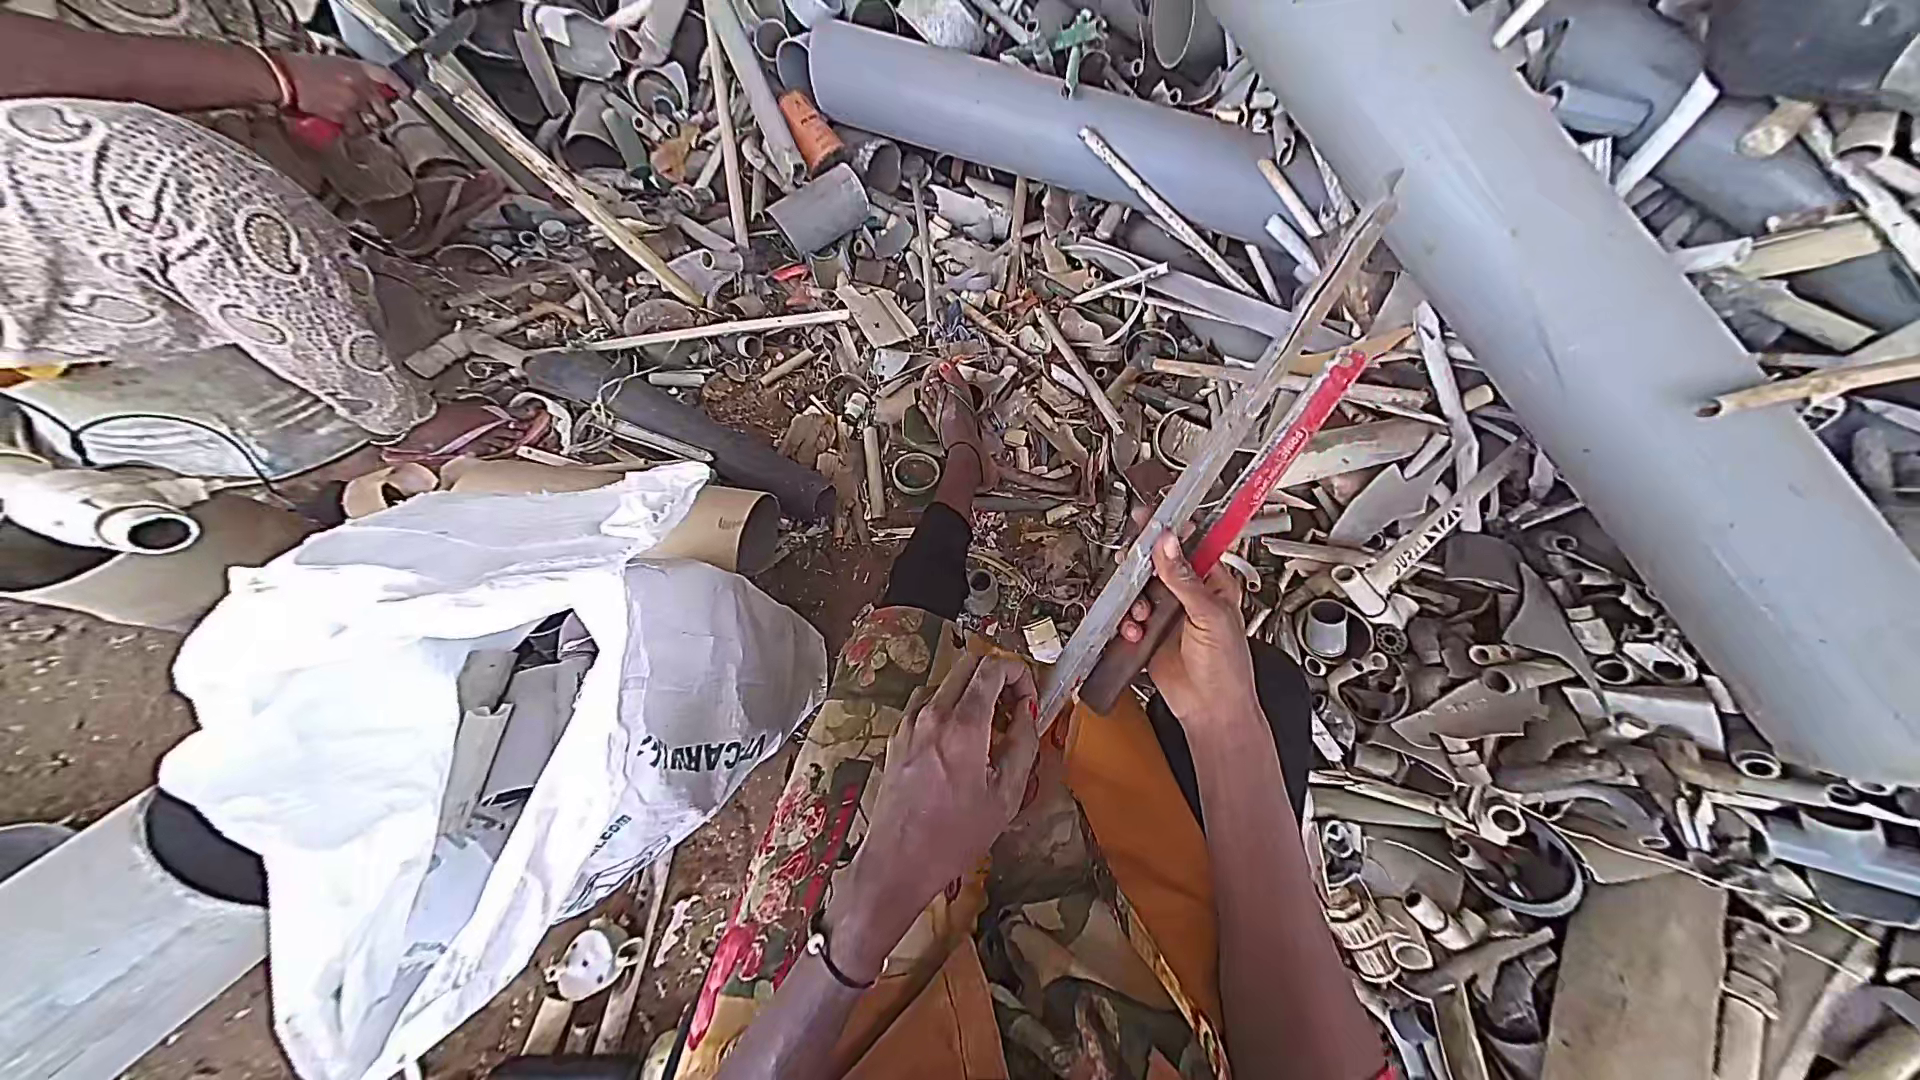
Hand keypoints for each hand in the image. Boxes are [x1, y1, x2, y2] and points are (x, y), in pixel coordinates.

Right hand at [277, 52, 402, 134]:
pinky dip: (354, 130)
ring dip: (370, 124)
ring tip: (357, 120)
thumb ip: (352, 74)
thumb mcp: (328, 63)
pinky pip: (359, 129)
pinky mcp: (344, 116)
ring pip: (375, 121)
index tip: (405, 92)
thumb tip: (368, 87)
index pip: (385, 75)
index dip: (399, 85)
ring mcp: (352, 101)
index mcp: (353, 68)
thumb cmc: (297, 67)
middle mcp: (357, 85)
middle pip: (386, 107)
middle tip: (377, 115)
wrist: (278, 76)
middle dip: (384, 114)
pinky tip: (345, 125)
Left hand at [825, 653, 1039, 980]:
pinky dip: (949, 706)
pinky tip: (958, 740)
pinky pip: (928, 702)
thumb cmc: (954, 836)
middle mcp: (933, 713)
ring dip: (972, 690)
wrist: (896, 862)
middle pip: (969, 663)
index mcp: (963, 726)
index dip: (1019, 673)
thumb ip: (1023, 744)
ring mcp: (910, 721)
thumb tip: (1030, 713)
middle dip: (997, 676)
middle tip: (1012, 707)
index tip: (1029, 697)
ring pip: (947, 680)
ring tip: (987, 727)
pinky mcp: (897, 734)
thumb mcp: (1005, 796)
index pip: (993, 668)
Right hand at [1120, 532, 1259, 728]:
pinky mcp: (1149, 633)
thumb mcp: (1209, 616)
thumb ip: (1184, 579)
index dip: (1170, 531)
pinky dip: (1128, 624)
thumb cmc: (1227, 668)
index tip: (1151, 518)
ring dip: (1134, 602)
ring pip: (1138, 591)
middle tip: (1132, 567)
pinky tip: (1137, 633)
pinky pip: (1129, 617)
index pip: (1190, 546)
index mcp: (1214, 584)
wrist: (1210, 710)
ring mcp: (1167, 614)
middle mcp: (1189, 595)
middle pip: (1156, 566)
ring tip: (1141, 616)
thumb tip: (1168, 545)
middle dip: (1141, 570)